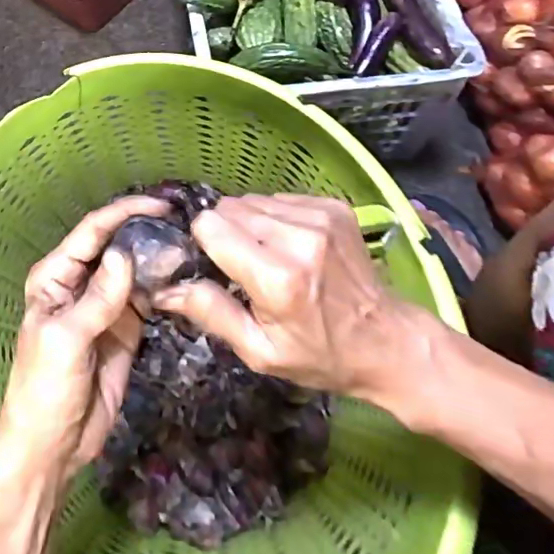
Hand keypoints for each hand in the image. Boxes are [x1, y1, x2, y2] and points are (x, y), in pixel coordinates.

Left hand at [0, 195, 167, 477]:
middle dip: (145, 231)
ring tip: (192, 245)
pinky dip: (162, 288)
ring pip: (134, 270)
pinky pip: (145, 299)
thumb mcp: (66, 339)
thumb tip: (125, 253)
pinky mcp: (124, 328)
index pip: (92, 232)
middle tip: (186, 223)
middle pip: (116, 245)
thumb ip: (97, 298)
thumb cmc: (45, 386)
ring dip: (158, 258)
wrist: (53, 445)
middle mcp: (80, 282)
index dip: (123, 213)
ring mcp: (104, 305)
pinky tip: (184, 277)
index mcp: (55, 275)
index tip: (160, 205)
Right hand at [154, 194, 448, 420]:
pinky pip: (278, 198)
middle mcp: (299, 238)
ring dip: (249, 223)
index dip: (204, 244)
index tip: (216, 266)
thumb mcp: (260, 352)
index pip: (210, 226)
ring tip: (269, 256)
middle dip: (225, 232)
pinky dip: (274, 217)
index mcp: (278, 278)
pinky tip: (290, 245)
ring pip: (251, 200)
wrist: (391, 341)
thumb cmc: (321, 355)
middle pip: (228, 208)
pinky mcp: (333, 206)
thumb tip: (163, 289)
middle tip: (243, 265)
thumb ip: (210, 312)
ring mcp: (320, 217)